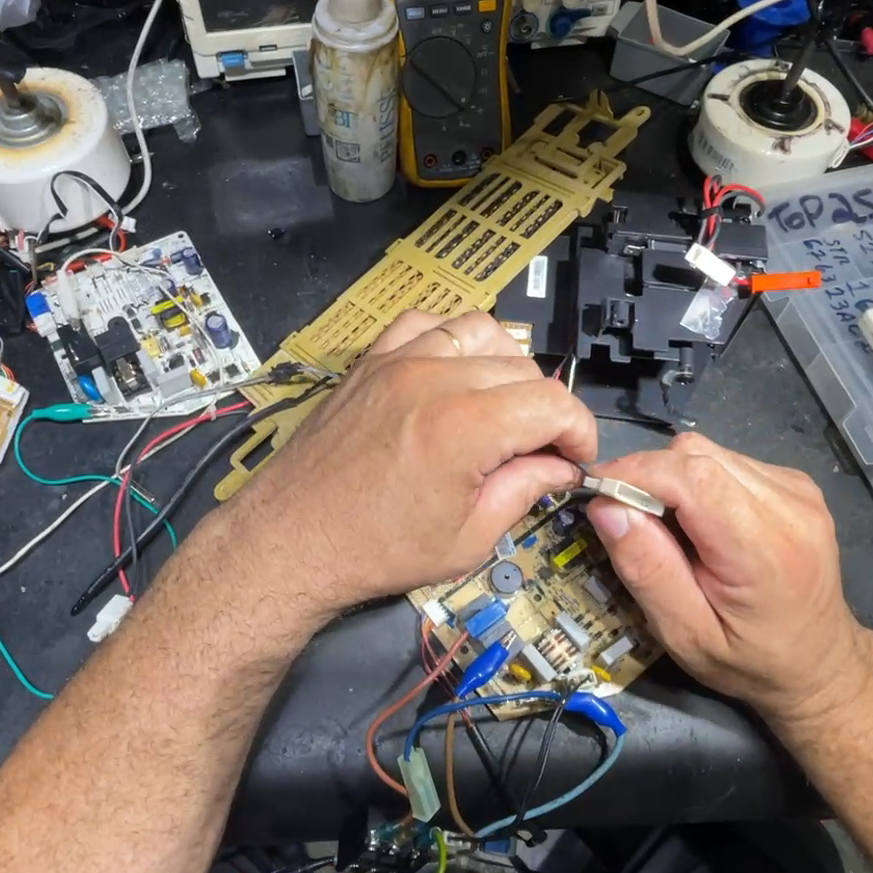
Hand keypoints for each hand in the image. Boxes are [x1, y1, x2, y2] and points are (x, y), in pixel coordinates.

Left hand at [220, 310, 596, 614]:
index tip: (575, 457)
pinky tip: (453, 373)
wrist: (293, 539)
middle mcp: (432, 379)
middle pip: (523, 368)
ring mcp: (397, 361)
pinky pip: (425, 323)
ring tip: (499, 409)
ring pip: (482, 332)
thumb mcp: (466, 540)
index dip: (579, 431)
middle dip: (544, 410)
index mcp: (463, 428)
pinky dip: (451, 340)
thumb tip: (559, 467)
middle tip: (536, 450)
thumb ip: (524, 491)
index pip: (552, 402)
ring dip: (505, 368)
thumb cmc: (373, 549)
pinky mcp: (371, 361)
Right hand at [584, 433, 872, 724]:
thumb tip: (606, 506)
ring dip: (670, 478)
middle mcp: (788, 505)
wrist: (819, 664)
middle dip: (646, 475)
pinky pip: (723, 460)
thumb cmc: (749, 661)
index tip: (596, 490)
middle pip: (695, 455)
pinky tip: (699, 521)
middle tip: (626, 517)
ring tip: (667, 526)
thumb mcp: (684, 634)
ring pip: (705, 452)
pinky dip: (694, 482)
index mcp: (764, 549)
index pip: (692, 477)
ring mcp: (796, 488)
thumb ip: (647, 569)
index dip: (635, 472)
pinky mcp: (792, 482)